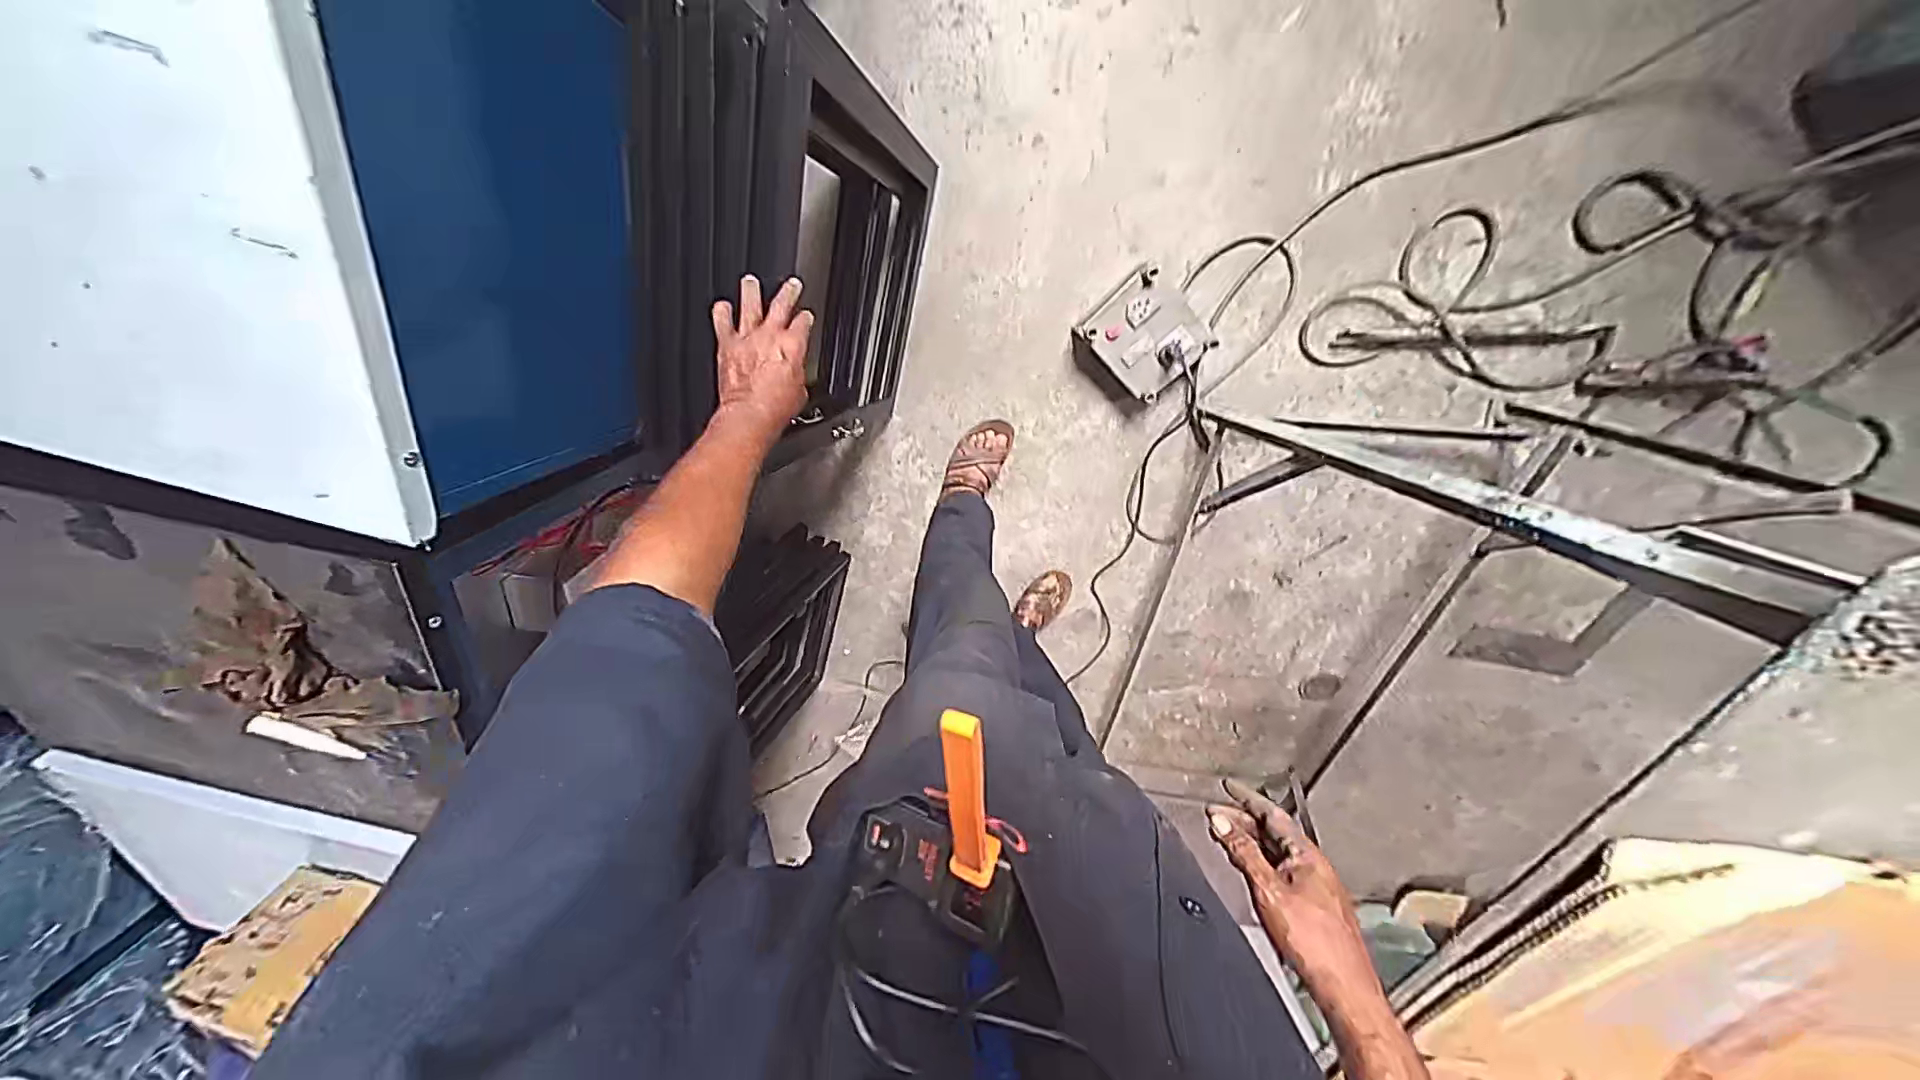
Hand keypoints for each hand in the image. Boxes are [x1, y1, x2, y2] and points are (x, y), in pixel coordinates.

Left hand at [712, 274, 813, 434]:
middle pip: (781, 304)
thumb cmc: (775, 408)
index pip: (803, 323)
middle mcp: (770, 336)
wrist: (749, 414)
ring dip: (751, 291)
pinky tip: (721, 306)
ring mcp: (747, 338)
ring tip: (750, 281)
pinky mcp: (727, 345)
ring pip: (750, 305)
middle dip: (788, 292)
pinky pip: (722, 322)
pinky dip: (721, 312)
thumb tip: (794, 373)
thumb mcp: (800, 391)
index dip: (806, 318)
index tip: (806, 316)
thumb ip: (797, 374)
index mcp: (793, 346)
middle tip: (791, 284)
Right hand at [1208, 778, 1372, 988]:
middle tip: (1218, 815)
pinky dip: (1262, 864)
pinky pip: (1283, 872)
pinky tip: (1252, 874)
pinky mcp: (1316, 907)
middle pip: (1275, 833)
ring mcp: (1318, 888)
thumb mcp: (1267, 889)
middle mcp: (1316, 867)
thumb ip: (1242, 852)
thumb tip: (1222, 823)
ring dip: (1252, 843)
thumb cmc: (1316, 945)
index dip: (1247, 799)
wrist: (1344, 990)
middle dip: (1244, 821)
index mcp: (1308, 856)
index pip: (1272, 814)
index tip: (1229, 788)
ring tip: (1229, 839)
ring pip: (1279, 853)